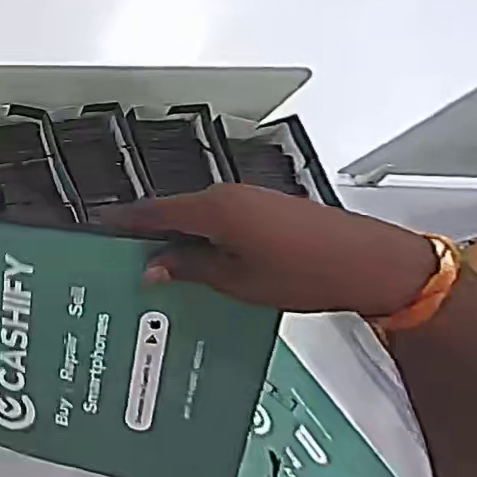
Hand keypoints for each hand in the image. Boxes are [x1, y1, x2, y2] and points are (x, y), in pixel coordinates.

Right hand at [90, 183, 439, 317]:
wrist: (378, 265)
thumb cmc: (306, 275)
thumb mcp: (237, 281)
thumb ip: (189, 268)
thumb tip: (151, 268)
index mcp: (212, 210)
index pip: (152, 212)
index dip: (123, 221)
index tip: (99, 228)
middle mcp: (224, 195)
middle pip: (171, 210)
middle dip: (148, 230)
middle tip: (128, 254)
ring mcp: (246, 197)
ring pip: (195, 212)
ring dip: (177, 232)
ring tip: (162, 261)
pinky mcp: (264, 205)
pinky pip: (218, 214)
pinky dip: (202, 231)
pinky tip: (201, 255)